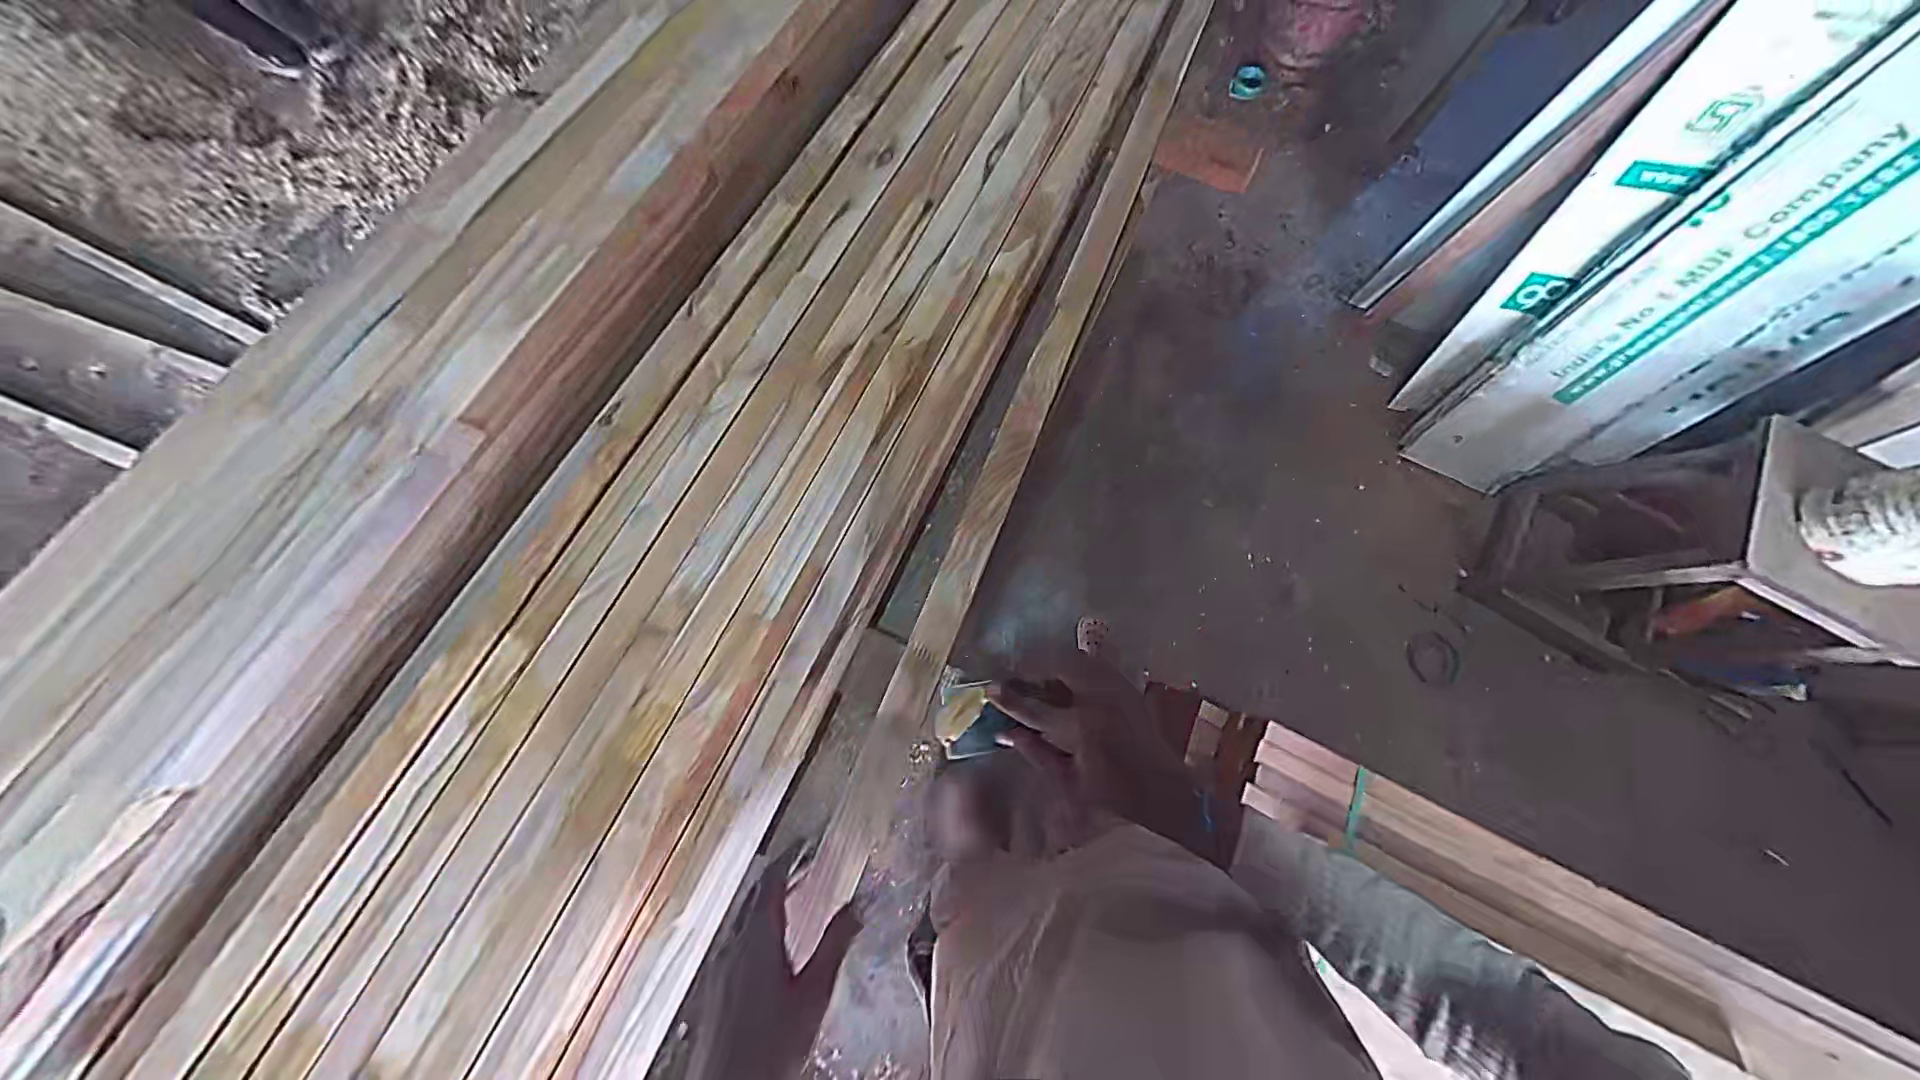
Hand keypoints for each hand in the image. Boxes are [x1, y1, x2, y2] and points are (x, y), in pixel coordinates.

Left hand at [692, 853, 859, 1079]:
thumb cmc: (771, 1048)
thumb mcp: (815, 992)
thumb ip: (836, 943)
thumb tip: (859, 905)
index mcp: (757, 938)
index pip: (772, 880)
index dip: (791, 856)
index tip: (808, 844)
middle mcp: (733, 945)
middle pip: (756, 895)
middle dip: (782, 875)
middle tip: (806, 865)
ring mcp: (720, 967)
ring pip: (745, 916)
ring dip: (770, 901)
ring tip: (794, 897)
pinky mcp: (716, 987)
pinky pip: (738, 938)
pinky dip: (759, 924)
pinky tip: (772, 943)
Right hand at [988, 650, 1218, 862]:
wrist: (1166, 794)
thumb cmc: (1114, 798)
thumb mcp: (1068, 785)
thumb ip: (1035, 753)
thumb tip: (1005, 732)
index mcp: (1080, 728)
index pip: (1034, 707)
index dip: (1009, 698)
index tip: (990, 689)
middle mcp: (1099, 700)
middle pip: (1057, 666)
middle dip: (1031, 667)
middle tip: (1015, 676)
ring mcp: (1116, 689)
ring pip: (1077, 658)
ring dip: (1053, 662)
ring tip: (1038, 674)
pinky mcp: (1128, 688)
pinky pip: (1096, 663)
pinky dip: (1075, 665)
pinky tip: (1065, 677)